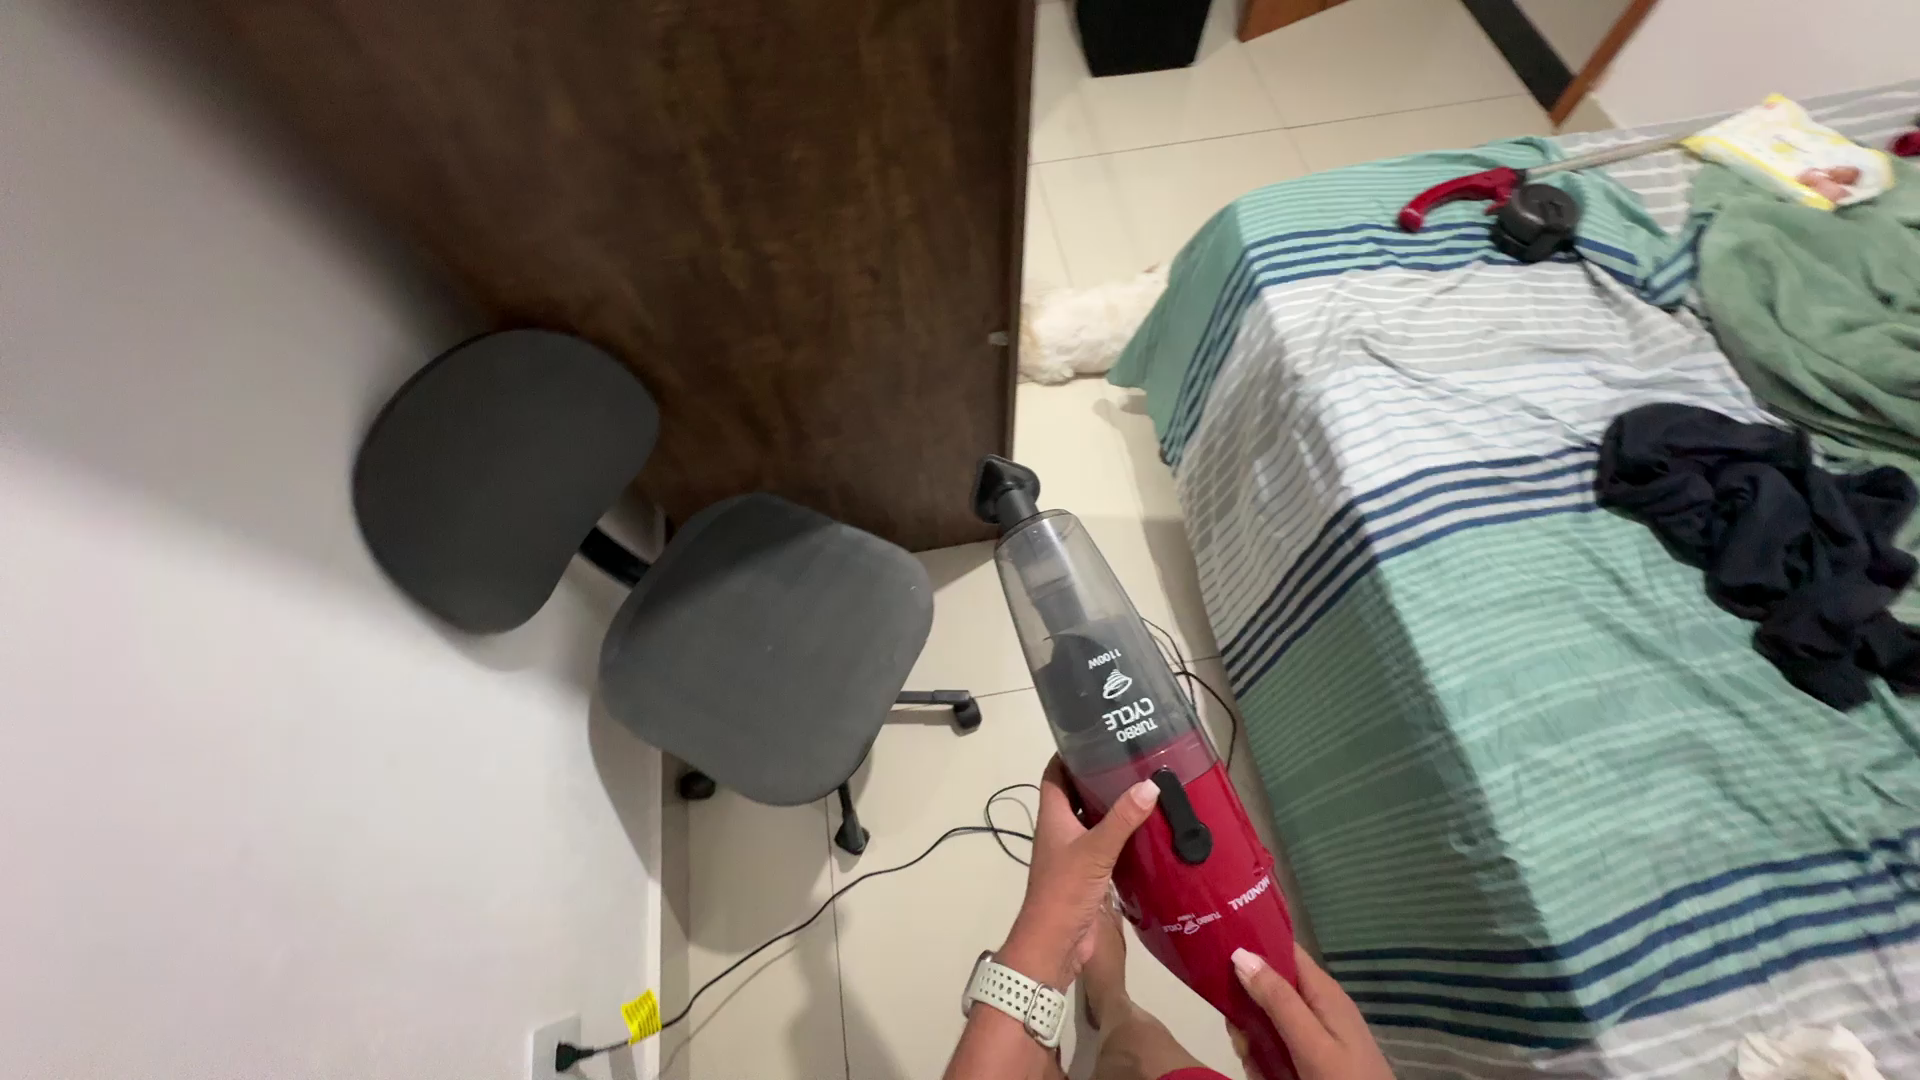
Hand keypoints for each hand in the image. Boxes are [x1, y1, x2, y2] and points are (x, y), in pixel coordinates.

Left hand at [997, 757, 1158, 987]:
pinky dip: (1122, 836)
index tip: (1095, 736)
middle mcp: (1060, 828)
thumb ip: (1121, 819)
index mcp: (1053, 814)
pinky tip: (1147, 832)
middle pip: (1077, 793)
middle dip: (1099, 777)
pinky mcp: (1088, 873)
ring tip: (1145, 789)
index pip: (1055, 772)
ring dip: (1113, 807)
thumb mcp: (1095, 850)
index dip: (1069, 752)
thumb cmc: (1064, 889)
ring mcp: (1073, 851)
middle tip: (1131, 761)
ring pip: (1093, 819)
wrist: (1055, 943)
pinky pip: (1106, 845)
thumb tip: (1149, 784)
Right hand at [1229, 944, 1394, 1079]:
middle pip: (1269, 986)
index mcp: (1322, 991)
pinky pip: (1279, 1047)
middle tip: (1236, 1033)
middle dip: (1247, 1007)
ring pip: (1269, 1020)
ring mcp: (1317, 1034)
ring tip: (1250, 1062)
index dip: (1252, 944)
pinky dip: (1266, 1059)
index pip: (1283, 948)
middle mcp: (1319, 1006)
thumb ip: (1278, 999)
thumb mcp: (1311, 1044)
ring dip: (1253, 1039)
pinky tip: (1262, 1075)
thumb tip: (1239, 952)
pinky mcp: (1314, 1059)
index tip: (1218, 951)